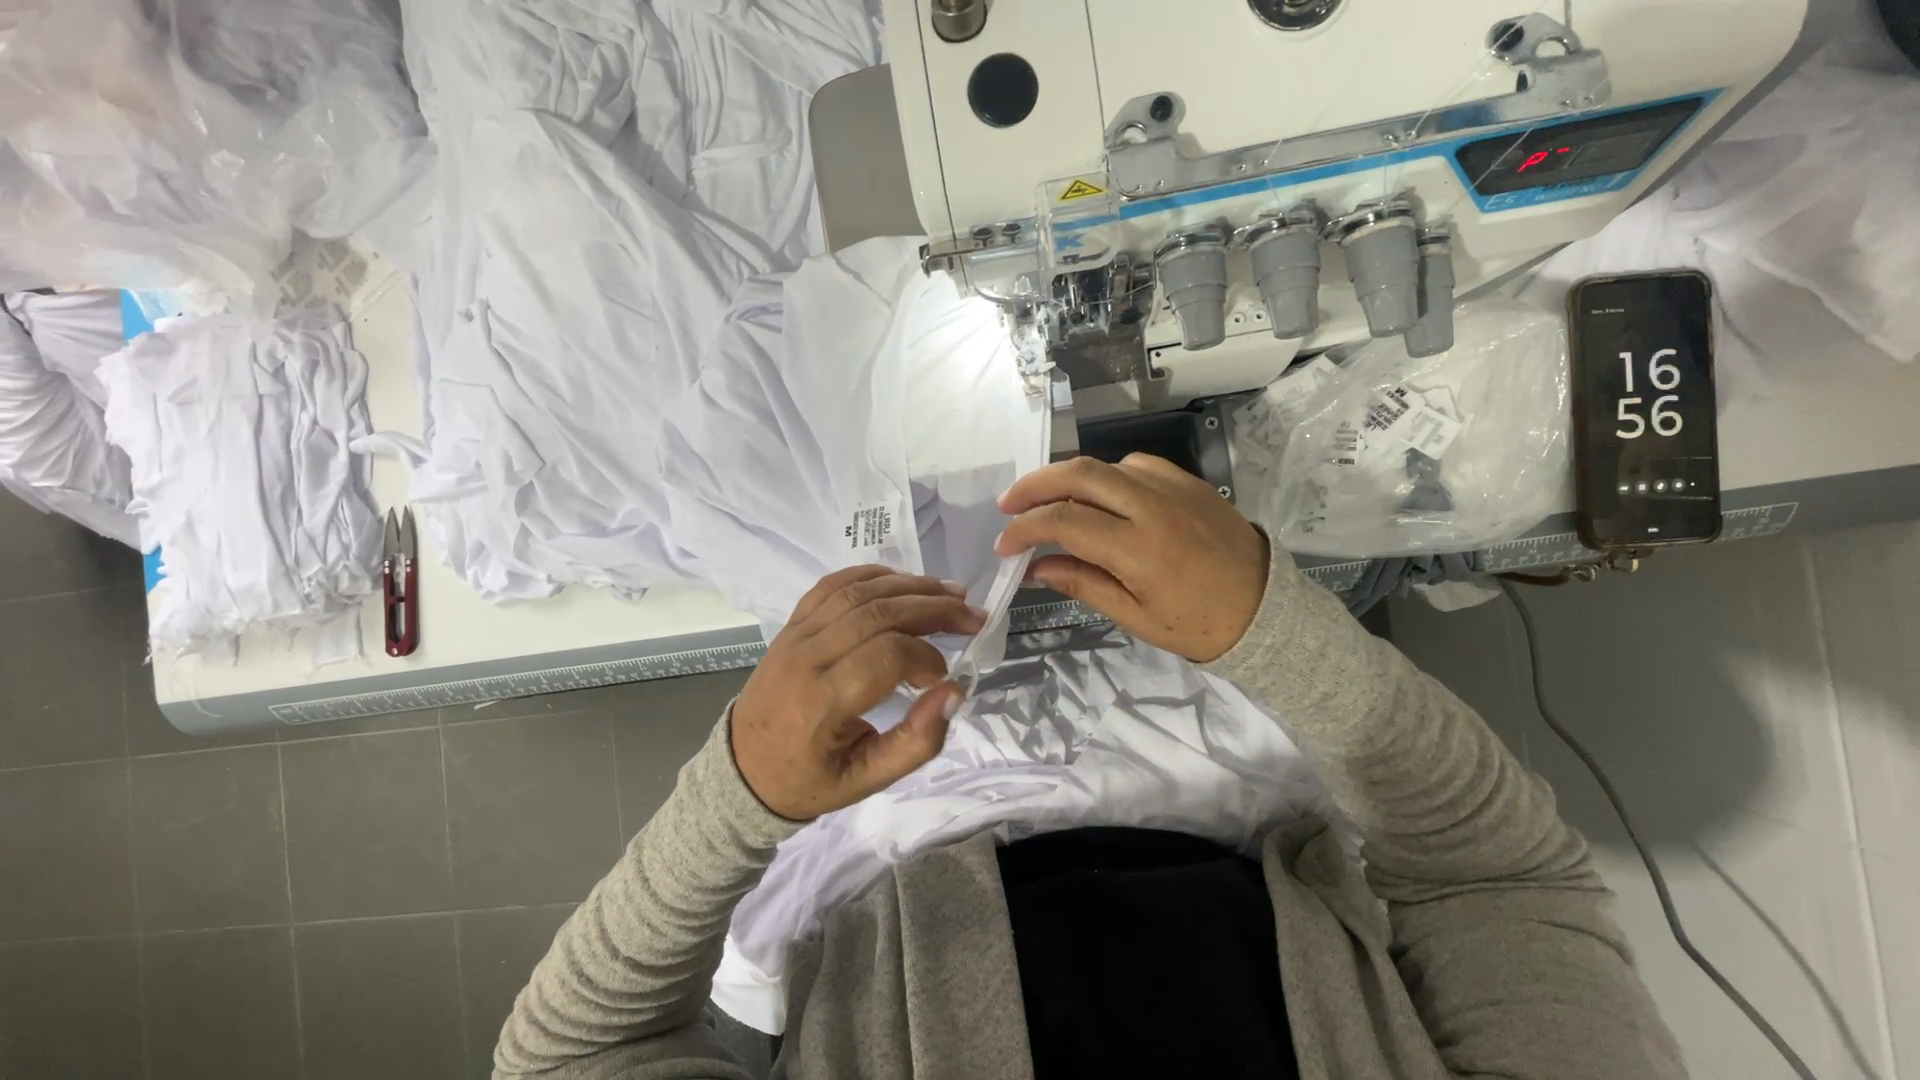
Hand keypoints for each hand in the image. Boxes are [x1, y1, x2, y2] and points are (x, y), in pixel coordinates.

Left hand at [731, 566, 984, 820]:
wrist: (743, 770)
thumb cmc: (808, 780)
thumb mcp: (866, 780)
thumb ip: (915, 742)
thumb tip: (954, 692)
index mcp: (821, 702)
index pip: (886, 655)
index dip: (926, 658)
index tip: (945, 678)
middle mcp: (805, 658)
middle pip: (877, 613)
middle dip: (933, 608)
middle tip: (972, 615)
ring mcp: (794, 635)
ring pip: (858, 592)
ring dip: (910, 586)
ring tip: (951, 592)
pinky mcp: (791, 624)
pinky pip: (832, 585)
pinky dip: (871, 576)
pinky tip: (903, 582)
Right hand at [995, 454, 1270, 662]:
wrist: (1268, 610)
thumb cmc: (1199, 625)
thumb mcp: (1136, 617)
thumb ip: (1084, 583)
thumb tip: (1037, 566)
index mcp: (1139, 549)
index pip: (1064, 522)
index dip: (1025, 530)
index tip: (1005, 547)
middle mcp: (1153, 507)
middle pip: (1079, 474)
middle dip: (1034, 485)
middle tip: (1008, 504)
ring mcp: (1173, 488)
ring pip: (1105, 464)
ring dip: (1068, 478)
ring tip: (1047, 501)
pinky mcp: (1189, 482)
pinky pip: (1137, 465)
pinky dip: (1108, 475)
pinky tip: (1100, 496)